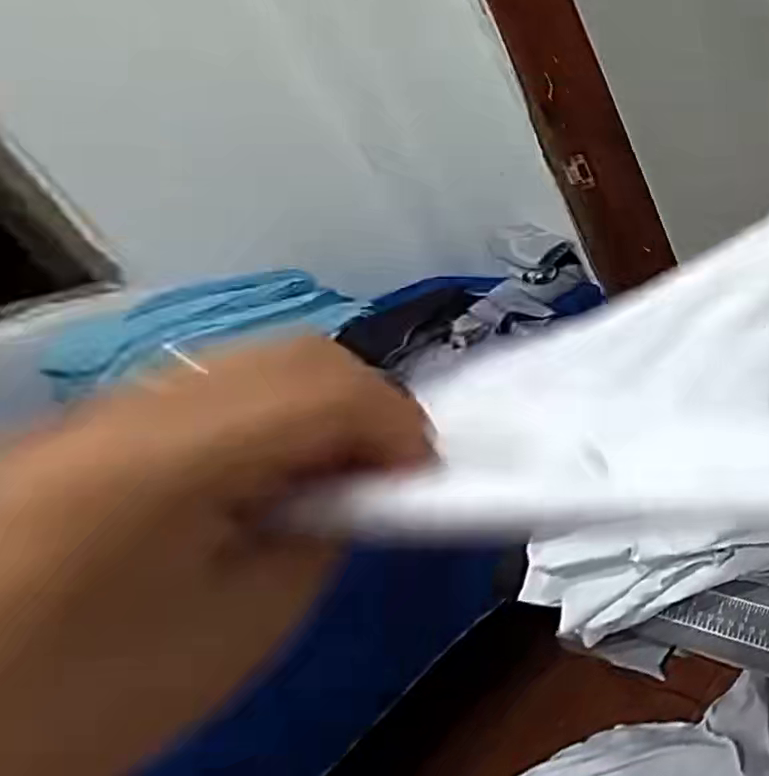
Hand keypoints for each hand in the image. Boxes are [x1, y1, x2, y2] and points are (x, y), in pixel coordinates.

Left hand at [0, 337, 431, 775]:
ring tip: (324, 470)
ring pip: (260, 358)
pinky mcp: (76, 434)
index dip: (402, 430)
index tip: (416, 484)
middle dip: (371, 404)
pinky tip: (260, 470)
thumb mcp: (242, 625)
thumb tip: (365, 484)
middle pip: (302, 354)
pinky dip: (270, 412)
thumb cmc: (78, 690)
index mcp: (165, 458)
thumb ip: (326, 533)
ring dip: (323, 403)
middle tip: (379, 468)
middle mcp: (125, 413)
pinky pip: (213, 387)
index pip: (337, 392)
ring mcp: (92, 417)